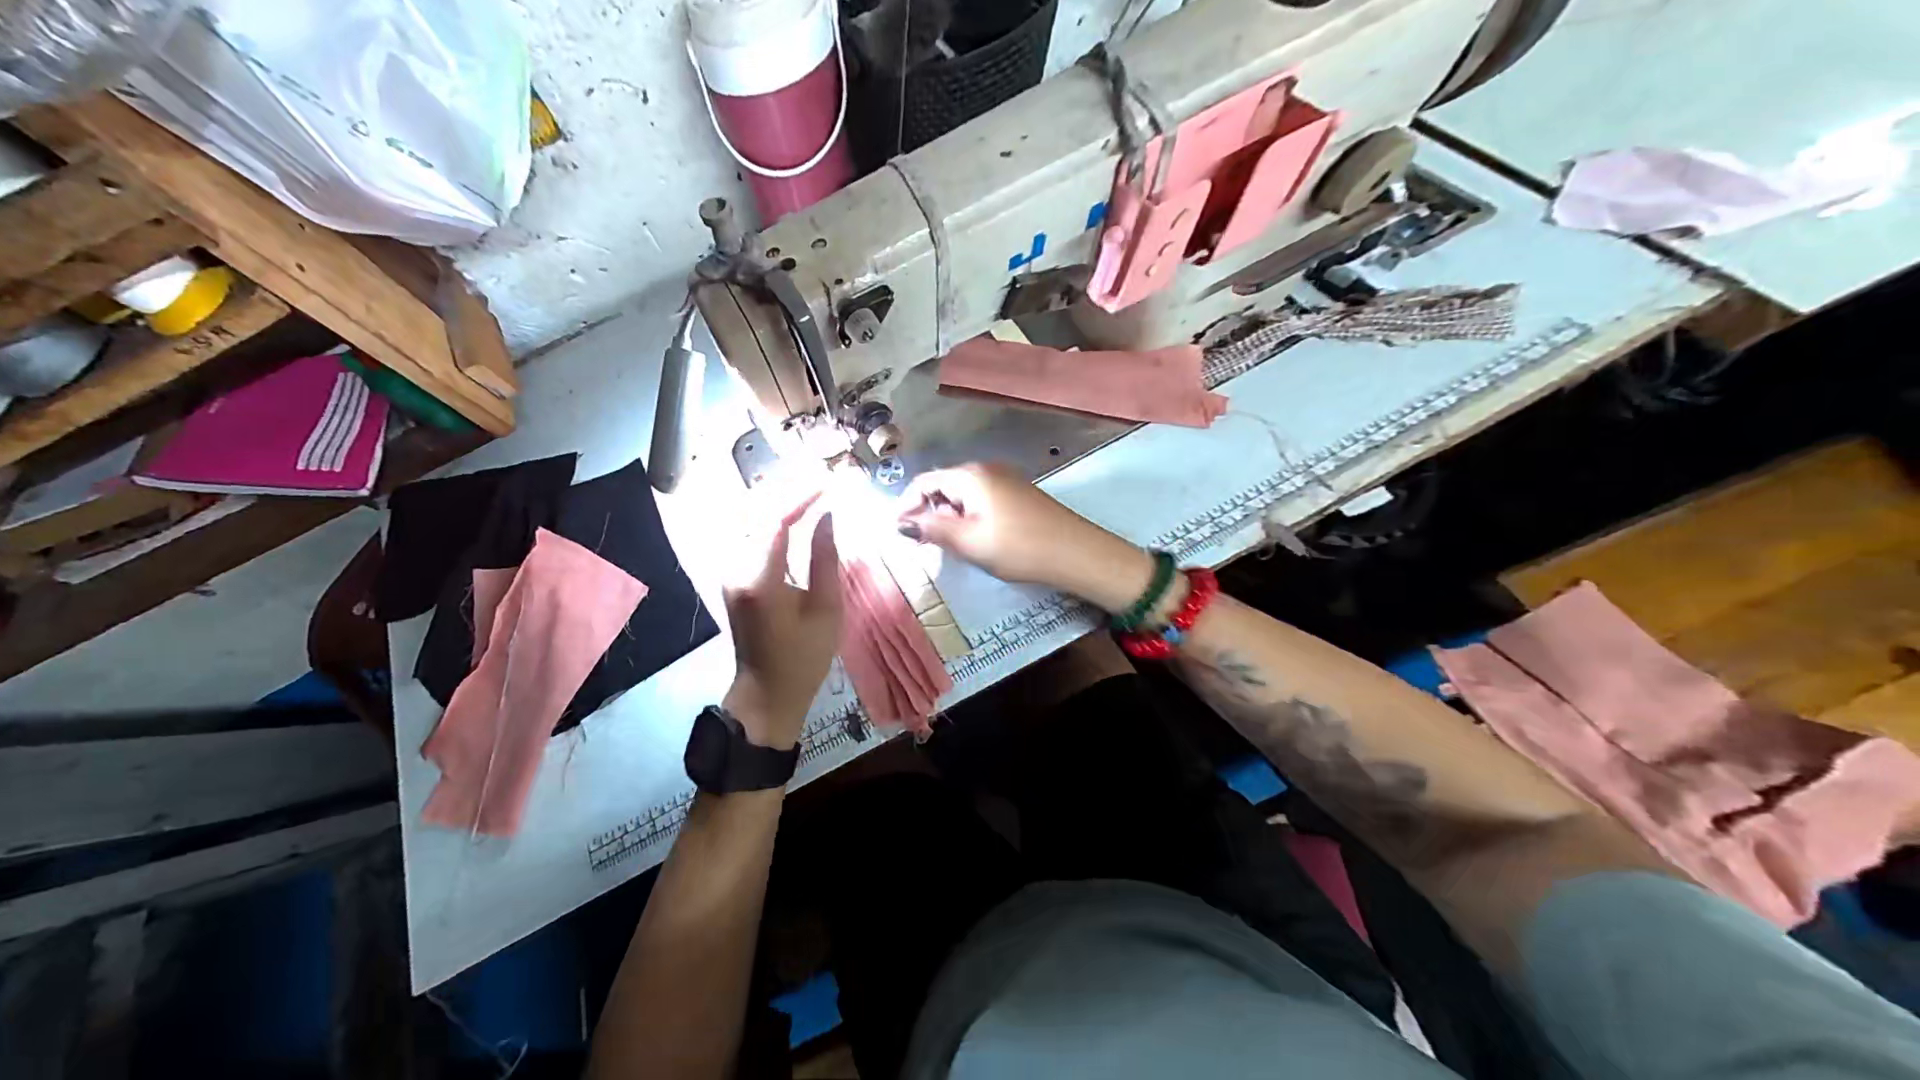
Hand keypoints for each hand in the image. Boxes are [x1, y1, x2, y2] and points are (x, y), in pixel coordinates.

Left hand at [723, 493, 841, 749]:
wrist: (767, 692)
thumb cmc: (804, 658)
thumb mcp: (826, 610)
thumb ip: (825, 558)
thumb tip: (827, 516)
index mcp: (760, 579)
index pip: (775, 520)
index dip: (801, 495)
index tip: (829, 481)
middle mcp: (736, 568)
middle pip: (755, 511)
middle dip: (787, 488)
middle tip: (820, 474)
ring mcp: (729, 571)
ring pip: (747, 518)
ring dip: (776, 498)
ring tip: (809, 484)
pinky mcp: (732, 575)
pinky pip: (747, 532)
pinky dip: (768, 515)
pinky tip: (790, 508)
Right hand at [896, 463, 1155, 612]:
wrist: (1076, 553)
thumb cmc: (1018, 547)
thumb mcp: (968, 541)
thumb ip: (932, 529)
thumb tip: (901, 523)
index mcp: (970, 476)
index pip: (925, 481)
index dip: (906, 505)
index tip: (898, 532)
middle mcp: (986, 469)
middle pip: (944, 485)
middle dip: (928, 511)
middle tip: (922, 543)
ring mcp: (1006, 480)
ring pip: (963, 494)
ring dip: (949, 516)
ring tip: (948, 545)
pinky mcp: (1019, 494)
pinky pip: (982, 500)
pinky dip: (969, 516)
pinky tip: (976, 539)